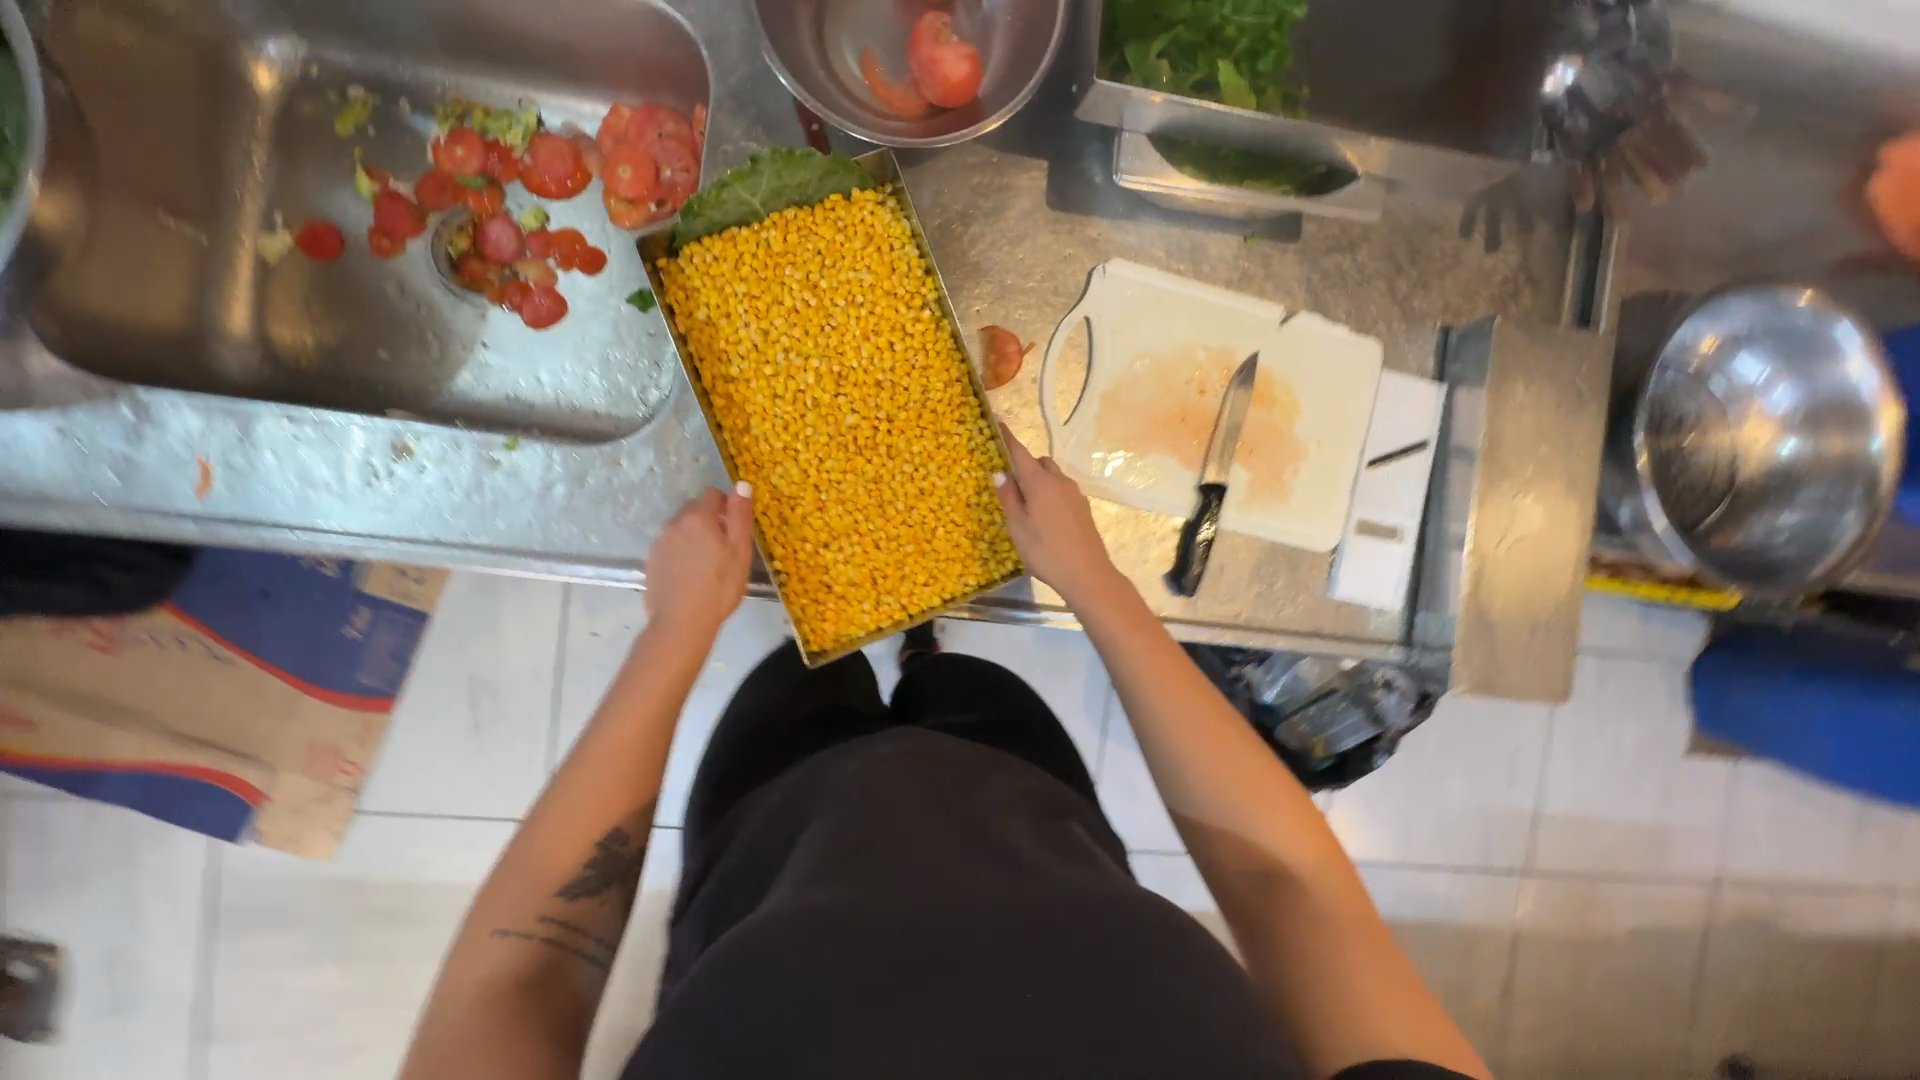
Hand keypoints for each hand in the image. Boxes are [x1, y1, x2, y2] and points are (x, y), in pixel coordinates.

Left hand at [644, 483, 754, 638]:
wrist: (682, 622)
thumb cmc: (720, 586)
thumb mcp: (740, 550)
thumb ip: (740, 515)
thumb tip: (742, 484)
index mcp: (698, 517)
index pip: (712, 495)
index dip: (726, 507)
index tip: (734, 529)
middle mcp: (674, 524)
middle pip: (694, 510)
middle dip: (709, 520)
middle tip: (723, 548)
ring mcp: (658, 543)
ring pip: (680, 529)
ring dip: (693, 537)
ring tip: (706, 564)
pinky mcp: (651, 562)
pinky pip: (669, 548)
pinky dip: (680, 554)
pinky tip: (690, 576)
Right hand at [993, 423, 1124, 605]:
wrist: (1087, 574)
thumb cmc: (1046, 552)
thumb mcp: (1018, 527)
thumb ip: (1009, 498)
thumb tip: (1001, 472)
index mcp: (1040, 483)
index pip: (1021, 453)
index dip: (1008, 439)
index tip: (999, 423)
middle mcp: (1060, 482)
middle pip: (1039, 463)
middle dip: (1025, 465)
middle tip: (1010, 484)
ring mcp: (1074, 494)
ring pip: (1053, 476)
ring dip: (1039, 480)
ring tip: (1027, 504)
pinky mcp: (1083, 508)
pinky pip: (1062, 490)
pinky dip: (1050, 493)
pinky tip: (1045, 516)